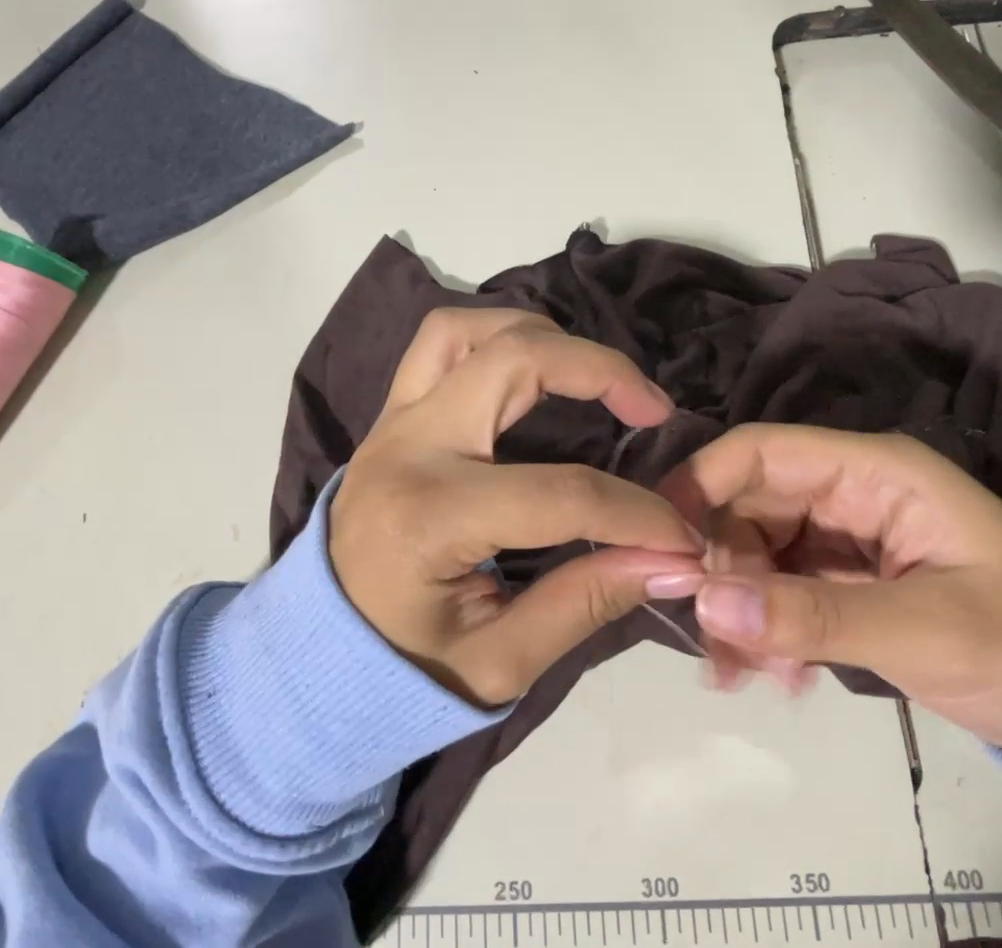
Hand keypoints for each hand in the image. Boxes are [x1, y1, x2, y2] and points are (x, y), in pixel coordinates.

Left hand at [330, 308, 704, 706]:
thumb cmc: (406, 672)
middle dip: (600, 370)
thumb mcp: (500, 662)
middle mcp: (405, 448)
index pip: (560, 492)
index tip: (684, 537)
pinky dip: (497, 340)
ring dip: (542, 336)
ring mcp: (390, 424)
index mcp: (429, 518)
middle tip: (654, 410)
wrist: (317, 658)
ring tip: (595, 379)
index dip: (638, 513)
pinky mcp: (390, 420)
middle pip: (512, 360)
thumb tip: (675, 561)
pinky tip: (537, 374)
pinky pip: (440, 345)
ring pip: (466, 330)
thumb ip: (585, 604)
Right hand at [654, 424, 1001, 758]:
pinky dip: (763, 632)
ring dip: (736, 610)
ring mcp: (848, 541)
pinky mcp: (848, 585)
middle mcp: (852, 494)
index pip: (759, 452)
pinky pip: (779, 594)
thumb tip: (700, 601)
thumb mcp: (929, 633)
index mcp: (876, 472)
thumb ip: (813, 615)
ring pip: (754, 555)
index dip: (699, 488)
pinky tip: (774, 678)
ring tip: (741, 677)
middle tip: (709, 641)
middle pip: (745, 506)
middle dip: (716, 569)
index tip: (660, 555)